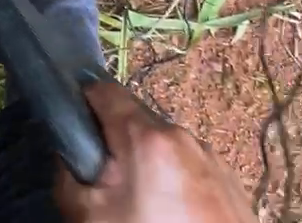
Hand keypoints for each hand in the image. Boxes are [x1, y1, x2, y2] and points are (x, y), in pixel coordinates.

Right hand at [55, 81, 255, 222]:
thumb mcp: (89, 218)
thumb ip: (67, 175)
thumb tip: (70, 155)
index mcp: (147, 137)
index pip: (104, 90)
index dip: (84, 103)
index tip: (78, 131)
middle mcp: (182, 136)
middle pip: (135, 120)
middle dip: (118, 144)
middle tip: (111, 186)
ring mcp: (213, 159)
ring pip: (164, 145)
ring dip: (149, 163)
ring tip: (147, 207)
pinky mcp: (234, 184)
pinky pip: (191, 167)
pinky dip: (177, 181)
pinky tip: (176, 217)